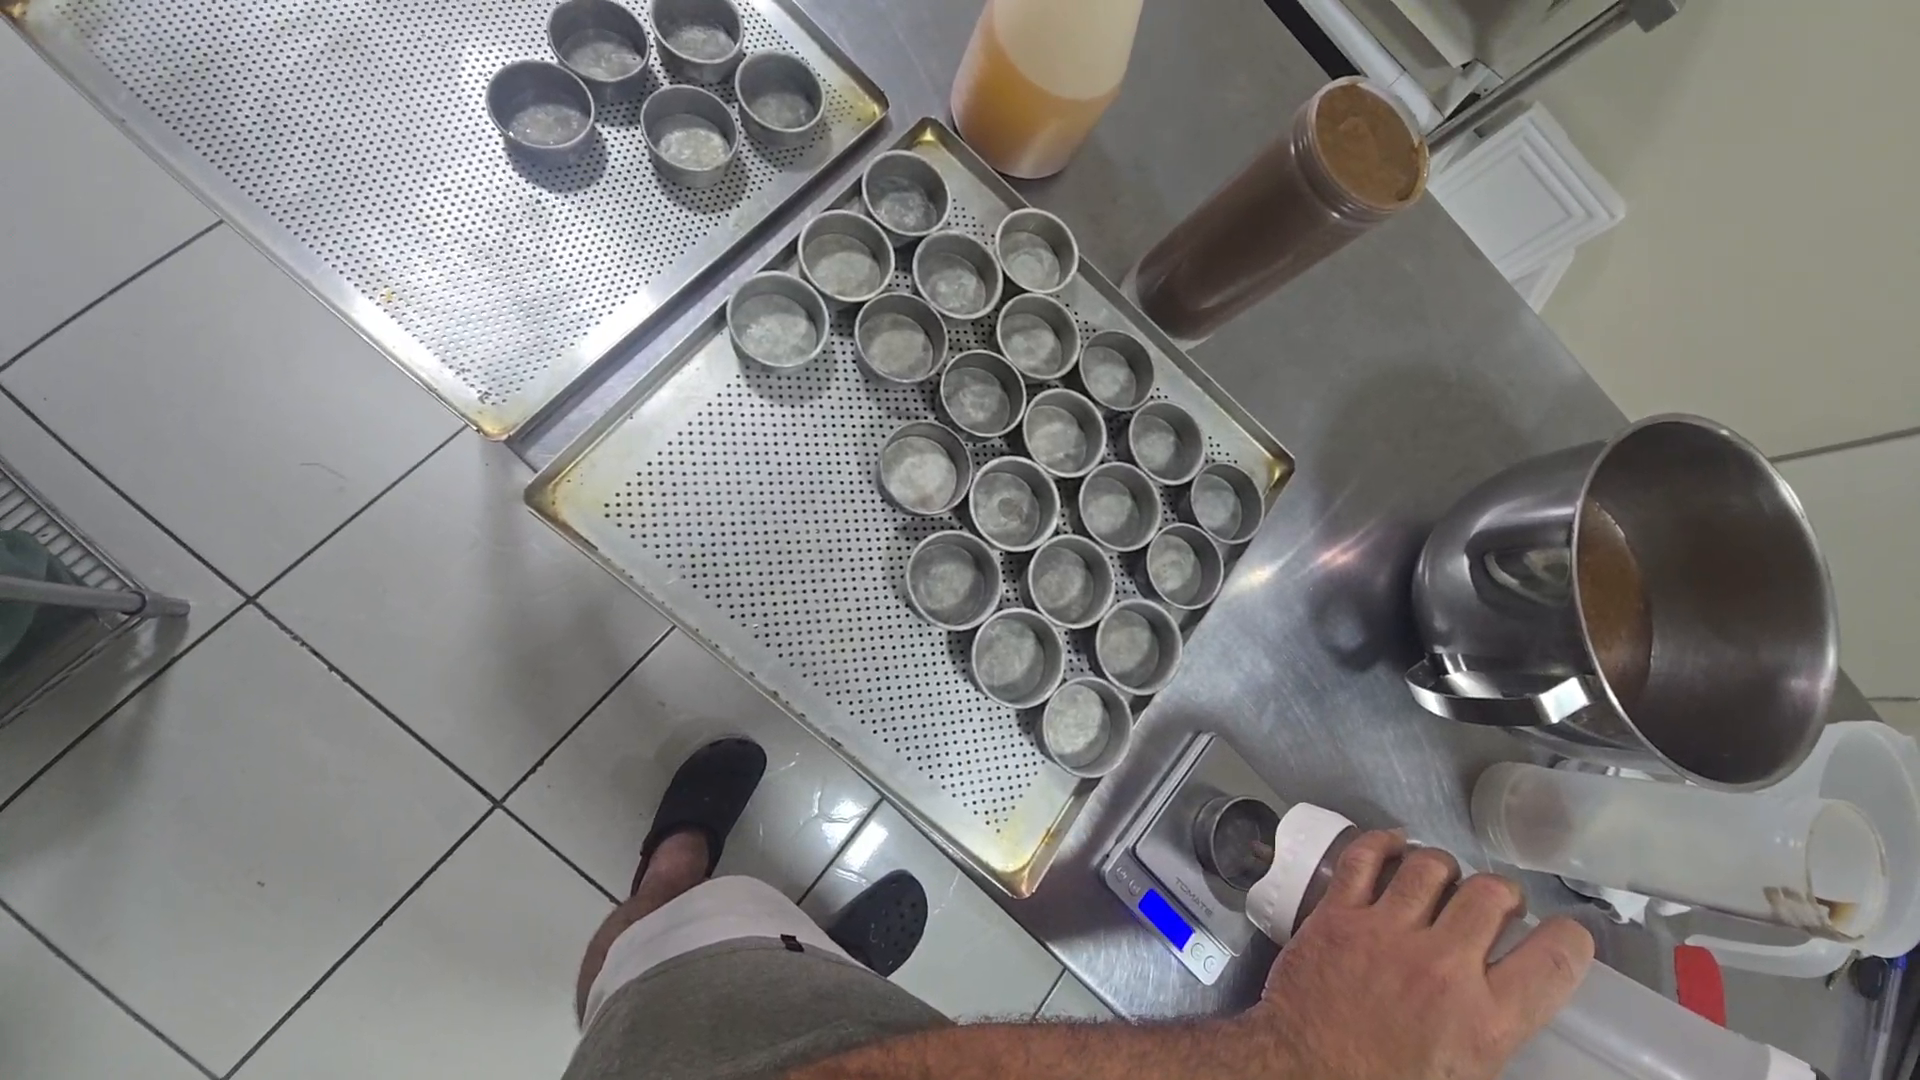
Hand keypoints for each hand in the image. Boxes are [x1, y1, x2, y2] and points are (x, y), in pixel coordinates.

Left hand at [1245, 830, 1593, 1079]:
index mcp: (1485, 1018)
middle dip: (1499, 891)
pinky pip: (1362, 858)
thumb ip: (1494, 1030)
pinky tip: (1393, 843)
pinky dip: (1381, 842)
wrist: (1307, 1072)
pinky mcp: (1336, 913)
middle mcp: (1441, 965)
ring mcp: (1384, 932)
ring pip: (1428, 867)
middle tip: (1493, 901)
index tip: (1563, 932)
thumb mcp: (1467, 1074)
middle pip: (1487, 895)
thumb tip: (1510, 1001)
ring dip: (1443, 866)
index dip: (1570, 938)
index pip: (1553, 960)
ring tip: (1444, 877)